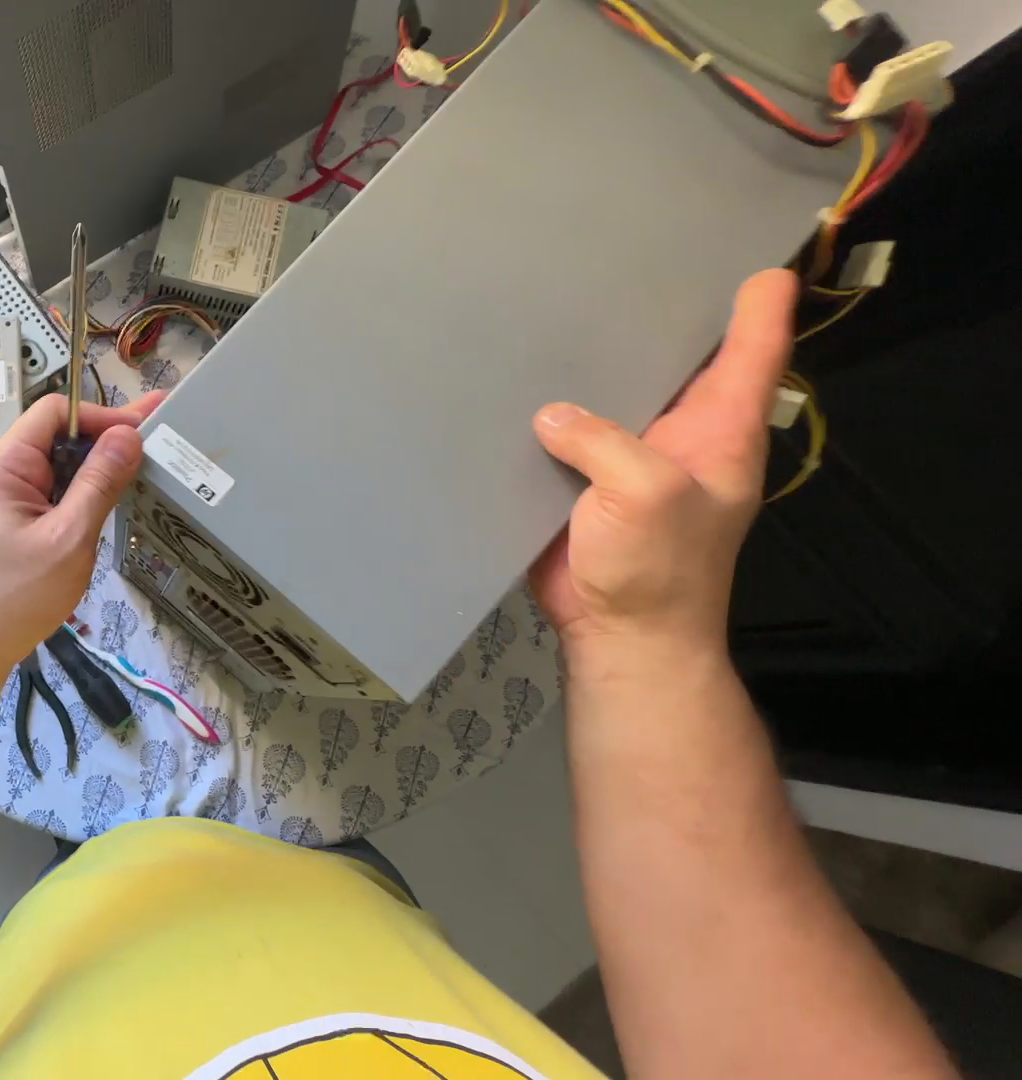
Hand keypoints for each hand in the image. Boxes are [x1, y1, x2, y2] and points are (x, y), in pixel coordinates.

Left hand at [0, 389, 167, 676]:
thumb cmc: (15, 599)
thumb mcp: (68, 540)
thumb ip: (99, 485)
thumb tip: (127, 437)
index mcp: (3, 467)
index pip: (54, 413)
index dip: (100, 416)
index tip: (142, 432)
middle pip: (55, 438)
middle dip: (104, 439)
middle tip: (157, 439)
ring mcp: (2, 501)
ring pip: (55, 469)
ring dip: (94, 470)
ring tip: (141, 470)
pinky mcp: (8, 525)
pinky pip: (49, 496)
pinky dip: (79, 495)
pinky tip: (108, 501)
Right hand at [529, 269, 795, 661]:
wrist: (619, 630)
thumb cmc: (658, 564)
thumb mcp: (647, 491)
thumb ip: (603, 443)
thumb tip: (550, 417)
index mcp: (716, 433)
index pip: (748, 359)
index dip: (757, 313)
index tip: (759, 269)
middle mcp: (671, 441)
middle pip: (669, 372)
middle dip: (654, 328)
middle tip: (623, 277)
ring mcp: (619, 466)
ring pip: (602, 407)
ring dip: (582, 377)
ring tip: (553, 326)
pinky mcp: (574, 490)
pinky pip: (557, 446)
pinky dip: (537, 424)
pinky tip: (510, 397)